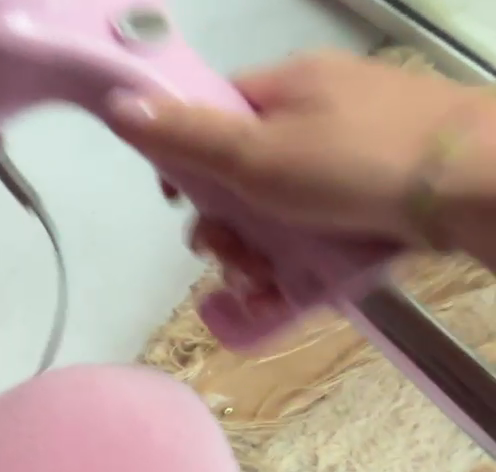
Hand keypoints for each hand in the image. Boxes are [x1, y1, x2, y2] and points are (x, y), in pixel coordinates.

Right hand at [109, 52, 482, 297]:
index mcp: (288, 87)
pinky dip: (285, 254)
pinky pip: (304, 221)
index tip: (180, 200)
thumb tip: (119, 103)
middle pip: (232, 171)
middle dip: (217, 222)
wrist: (480, 186)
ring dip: (247, 248)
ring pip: (265, 204)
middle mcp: (317, 112)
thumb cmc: (357, 161)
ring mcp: (347, 152)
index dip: (183, 159)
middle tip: (226, 249)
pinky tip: (282, 278)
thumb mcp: (251, 152)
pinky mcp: (371, 188)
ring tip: (260, 273)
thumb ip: (182, 134)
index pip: (210, 114)